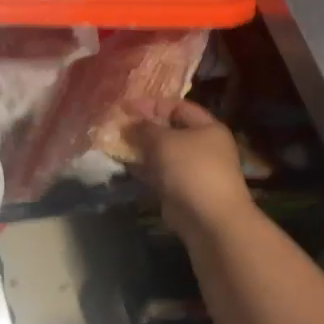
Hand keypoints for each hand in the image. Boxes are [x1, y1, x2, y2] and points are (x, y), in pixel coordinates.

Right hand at [127, 100, 255, 233]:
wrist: (208, 218)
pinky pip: (157, 171)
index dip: (151, 104)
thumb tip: (131, 124)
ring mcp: (191, 169)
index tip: (125, 107)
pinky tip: (121, 163)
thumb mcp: (164, 140)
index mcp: (207, 128)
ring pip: (160, 152)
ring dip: (139, 147)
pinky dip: (141, 167)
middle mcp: (202, 146)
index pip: (177, 106)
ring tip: (114, 142)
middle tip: (117, 125)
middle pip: (168, 129)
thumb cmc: (190, 169)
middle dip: (142, 126)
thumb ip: (144, 127)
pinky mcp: (180, 188)